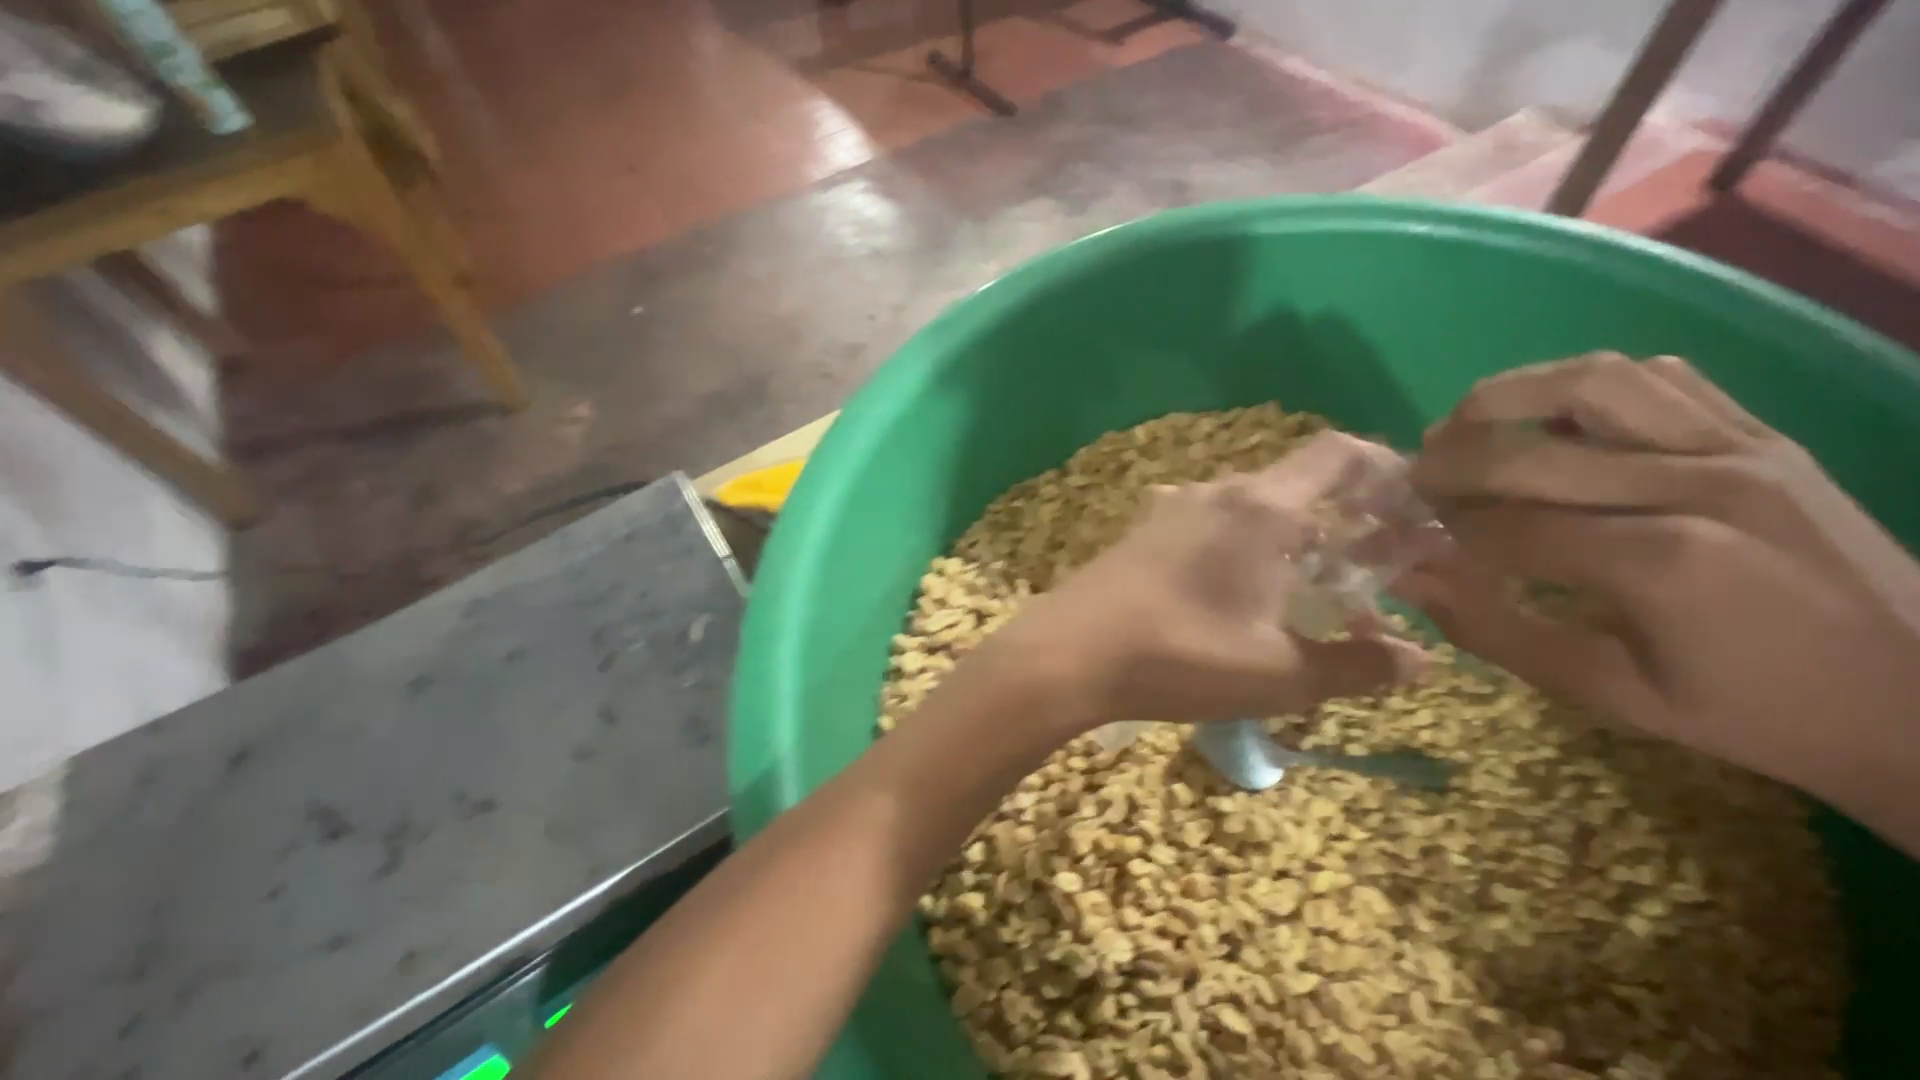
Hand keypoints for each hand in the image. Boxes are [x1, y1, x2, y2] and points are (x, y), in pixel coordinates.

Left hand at [992, 431, 1428, 737]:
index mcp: (1262, 508)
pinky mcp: (1143, 535)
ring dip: (1298, 537)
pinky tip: (1250, 595)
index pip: (1340, 455)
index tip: (1419, 511)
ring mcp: (1174, 510)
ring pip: (1255, 508)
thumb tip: (1423, 664)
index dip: (1389, 472)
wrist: (1065, 657)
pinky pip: (1215, 526)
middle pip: (1301, 484)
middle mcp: (1218, 493)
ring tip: (1323, 588)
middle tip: (1383, 565)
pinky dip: (1251, 547)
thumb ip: (1357, 666)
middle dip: (1350, 518)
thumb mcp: (1279, 673)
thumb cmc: (1180, 658)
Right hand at [1402, 353, 1919, 840]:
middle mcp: (1696, 483)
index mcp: (1660, 562)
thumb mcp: (1615, 695)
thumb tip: (1412, 580)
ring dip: (1511, 395)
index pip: (1506, 527)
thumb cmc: (1758, 715)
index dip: (1444, 531)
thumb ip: (1501, 633)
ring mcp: (1740, 447)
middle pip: (1531, 450)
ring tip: (1466, 424)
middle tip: (1414, 480)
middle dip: (1451, 462)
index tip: (1407, 538)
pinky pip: (1663, 380)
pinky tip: (1560, 418)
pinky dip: (1592, 386)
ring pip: (1595, 381)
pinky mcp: (1766, 435)